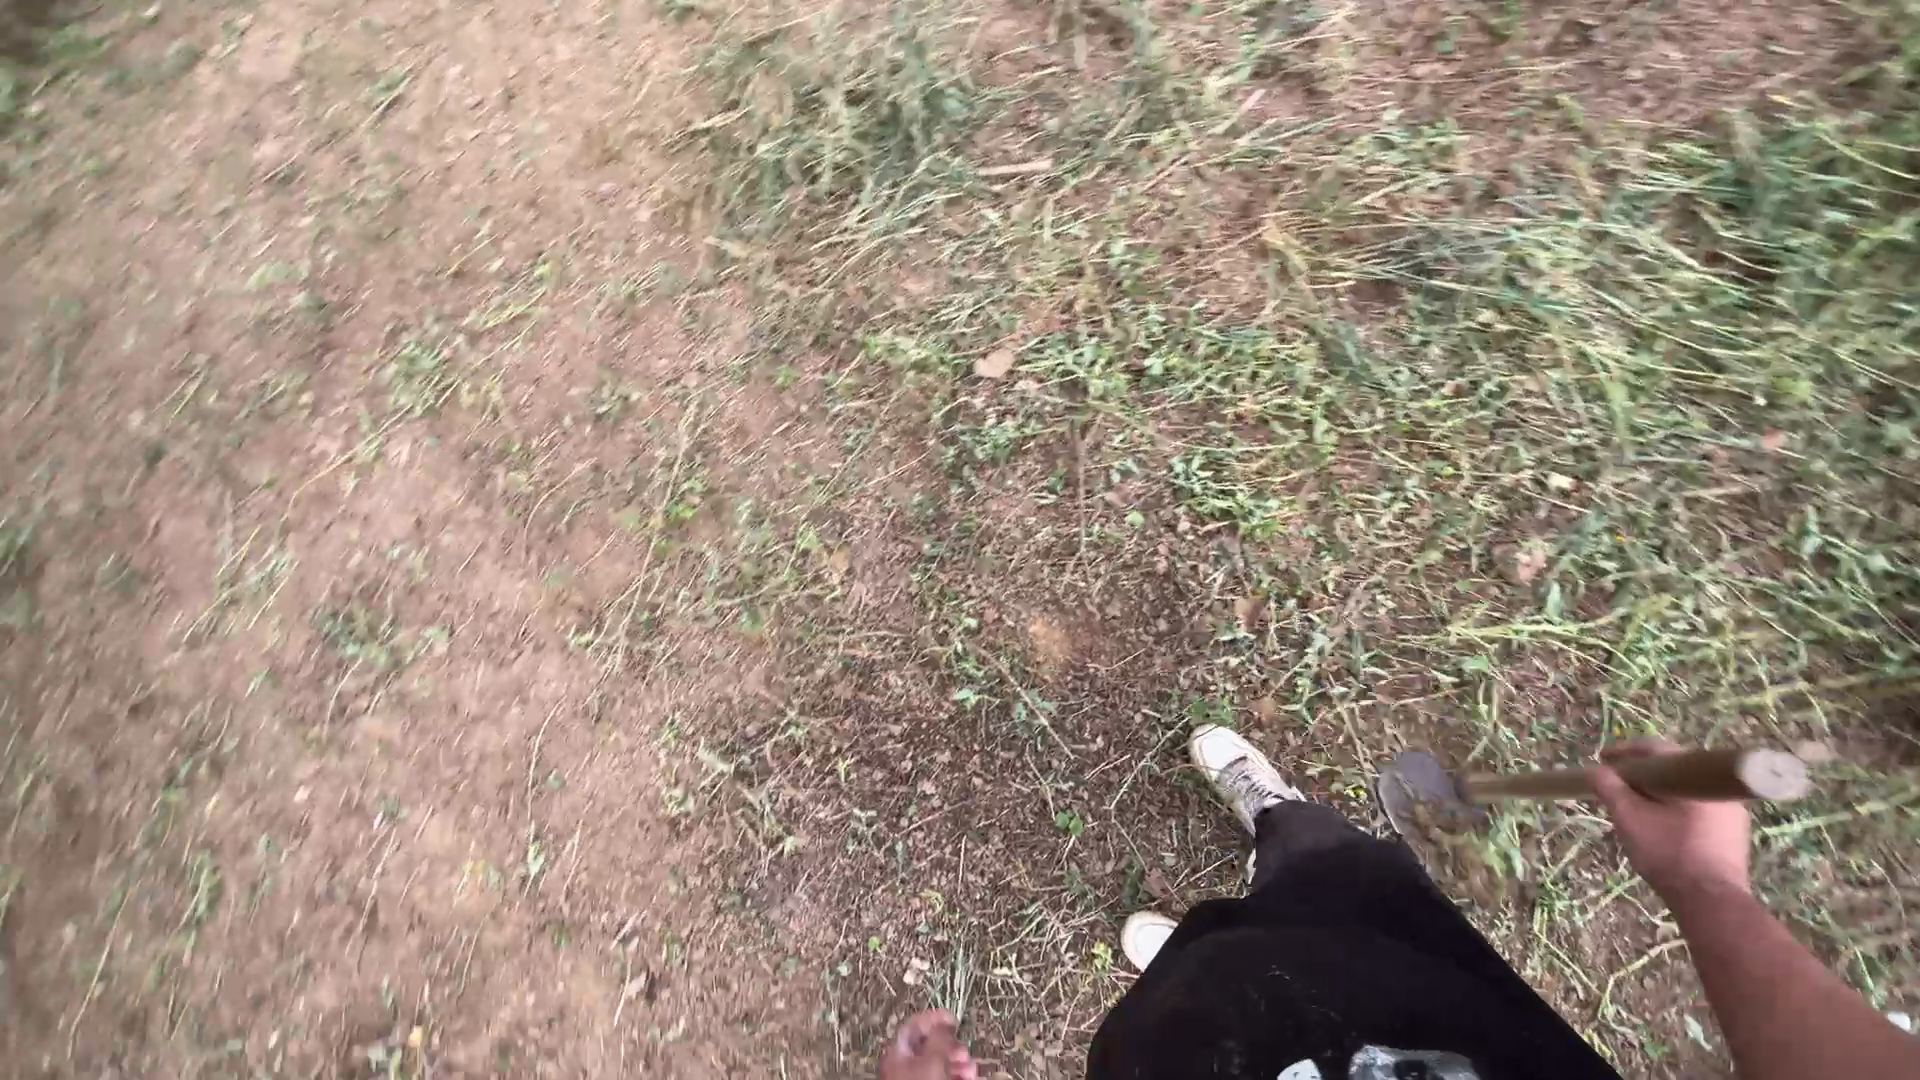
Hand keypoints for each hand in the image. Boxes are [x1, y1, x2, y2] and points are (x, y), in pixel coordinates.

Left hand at [879, 1009, 978, 1079]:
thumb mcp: (933, 1061)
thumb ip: (939, 1038)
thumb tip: (945, 1023)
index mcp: (897, 1053)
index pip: (914, 1026)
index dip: (933, 1018)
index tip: (954, 1018)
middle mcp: (903, 1067)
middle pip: (928, 1047)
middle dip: (951, 1046)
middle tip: (965, 1053)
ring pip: (938, 1066)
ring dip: (958, 1064)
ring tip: (971, 1071)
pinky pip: (943, 1079)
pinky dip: (957, 1077)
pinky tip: (970, 1079)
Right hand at [1591, 739, 1752, 904]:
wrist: (1708, 900)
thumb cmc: (1667, 851)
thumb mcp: (1627, 815)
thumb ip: (1608, 786)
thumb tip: (1595, 770)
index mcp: (1698, 782)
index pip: (1659, 750)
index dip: (1625, 751)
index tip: (1602, 760)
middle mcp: (1720, 792)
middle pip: (1673, 768)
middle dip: (1639, 771)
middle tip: (1613, 780)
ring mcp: (1730, 813)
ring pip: (1683, 788)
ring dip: (1654, 789)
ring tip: (1629, 800)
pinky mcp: (1731, 833)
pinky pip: (1694, 805)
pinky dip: (1670, 804)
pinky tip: (1653, 819)